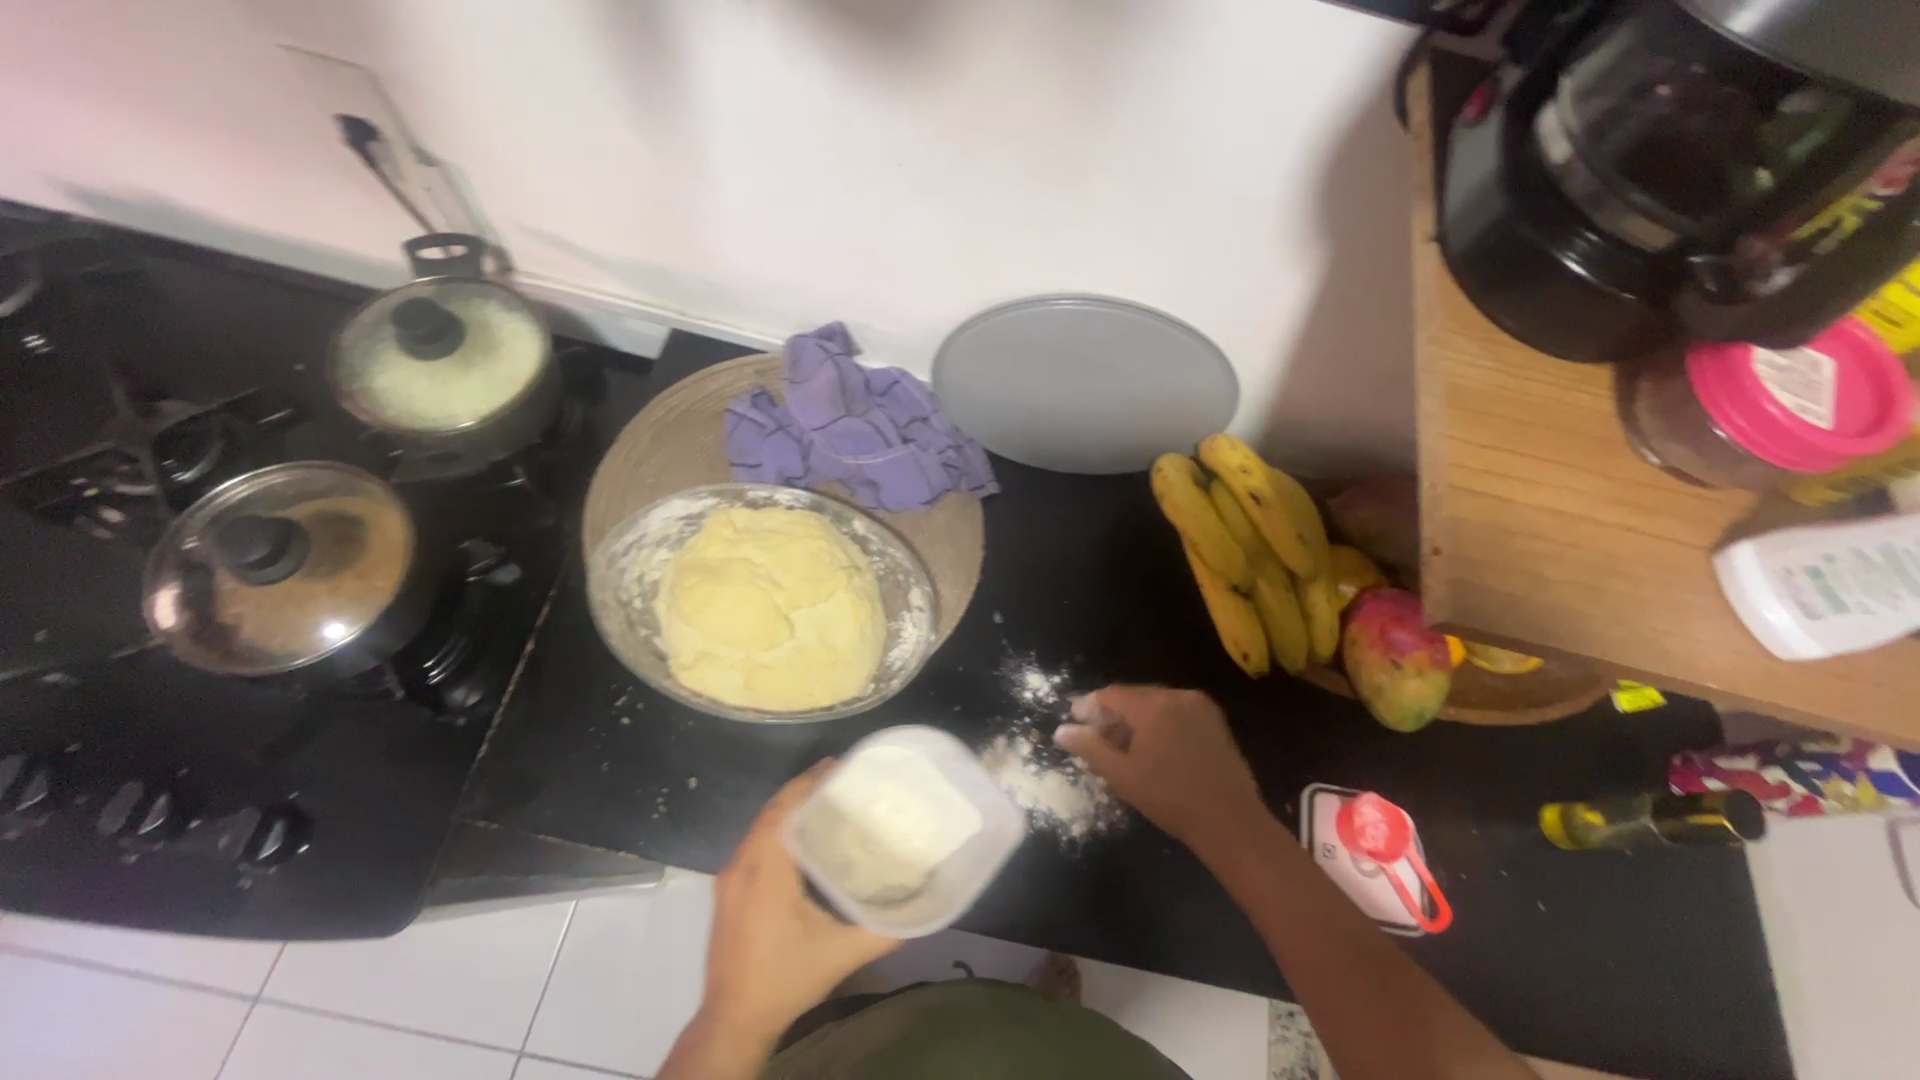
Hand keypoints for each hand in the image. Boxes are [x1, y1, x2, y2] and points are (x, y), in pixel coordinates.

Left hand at [698, 760, 900, 1040]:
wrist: (733, 1019)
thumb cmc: (786, 979)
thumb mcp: (842, 954)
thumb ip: (884, 930)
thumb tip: (923, 911)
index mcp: (766, 871)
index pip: (785, 809)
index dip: (810, 783)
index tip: (840, 766)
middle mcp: (742, 865)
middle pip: (772, 811)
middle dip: (803, 788)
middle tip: (840, 777)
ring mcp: (729, 879)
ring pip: (759, 826)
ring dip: (788, 807)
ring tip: (826, 798)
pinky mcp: (726, 892)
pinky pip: (753, 843)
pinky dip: (776, 828)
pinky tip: (801, 835)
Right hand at [1055, 685, 1268, 858]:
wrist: (1230, 821)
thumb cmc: (1171, 799)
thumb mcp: (1122, 776)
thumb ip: (1090, 748)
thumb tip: (1061, 731)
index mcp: (1154, 706)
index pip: (1112, 694)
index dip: (1089, 706)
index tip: (1074, 722)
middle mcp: (1178, 696)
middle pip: (1134, 696)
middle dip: (1112, 713)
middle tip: (1095, 738)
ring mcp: (1200, 707)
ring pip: (1155, 703)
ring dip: (1134, 719)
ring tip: (1120, 746)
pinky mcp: (1214, 720)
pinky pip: (1175, 712)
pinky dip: (1157, 722)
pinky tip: (1150, 747)